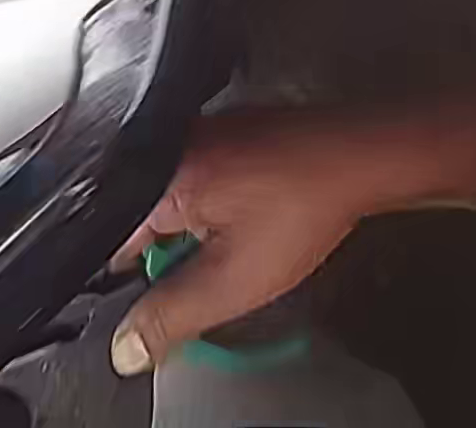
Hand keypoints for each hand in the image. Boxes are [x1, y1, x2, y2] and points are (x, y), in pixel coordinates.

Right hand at [106, 112, 406, 375]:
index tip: (157, 296)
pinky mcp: (243, 129)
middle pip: (150, 215)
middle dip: (176, 250)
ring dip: (205, 230)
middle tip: (216, 266)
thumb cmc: (303, 205)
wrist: (361, 156)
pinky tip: (260, 214)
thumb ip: (171, 315)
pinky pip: (214, 176)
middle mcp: (185, 140)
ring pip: (185, 197)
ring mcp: (216, 128)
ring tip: (249, 236)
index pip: (115, 237)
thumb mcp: (232, 279)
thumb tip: (125, 346)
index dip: (134, 278)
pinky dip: (227, 204)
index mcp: (167, 171)